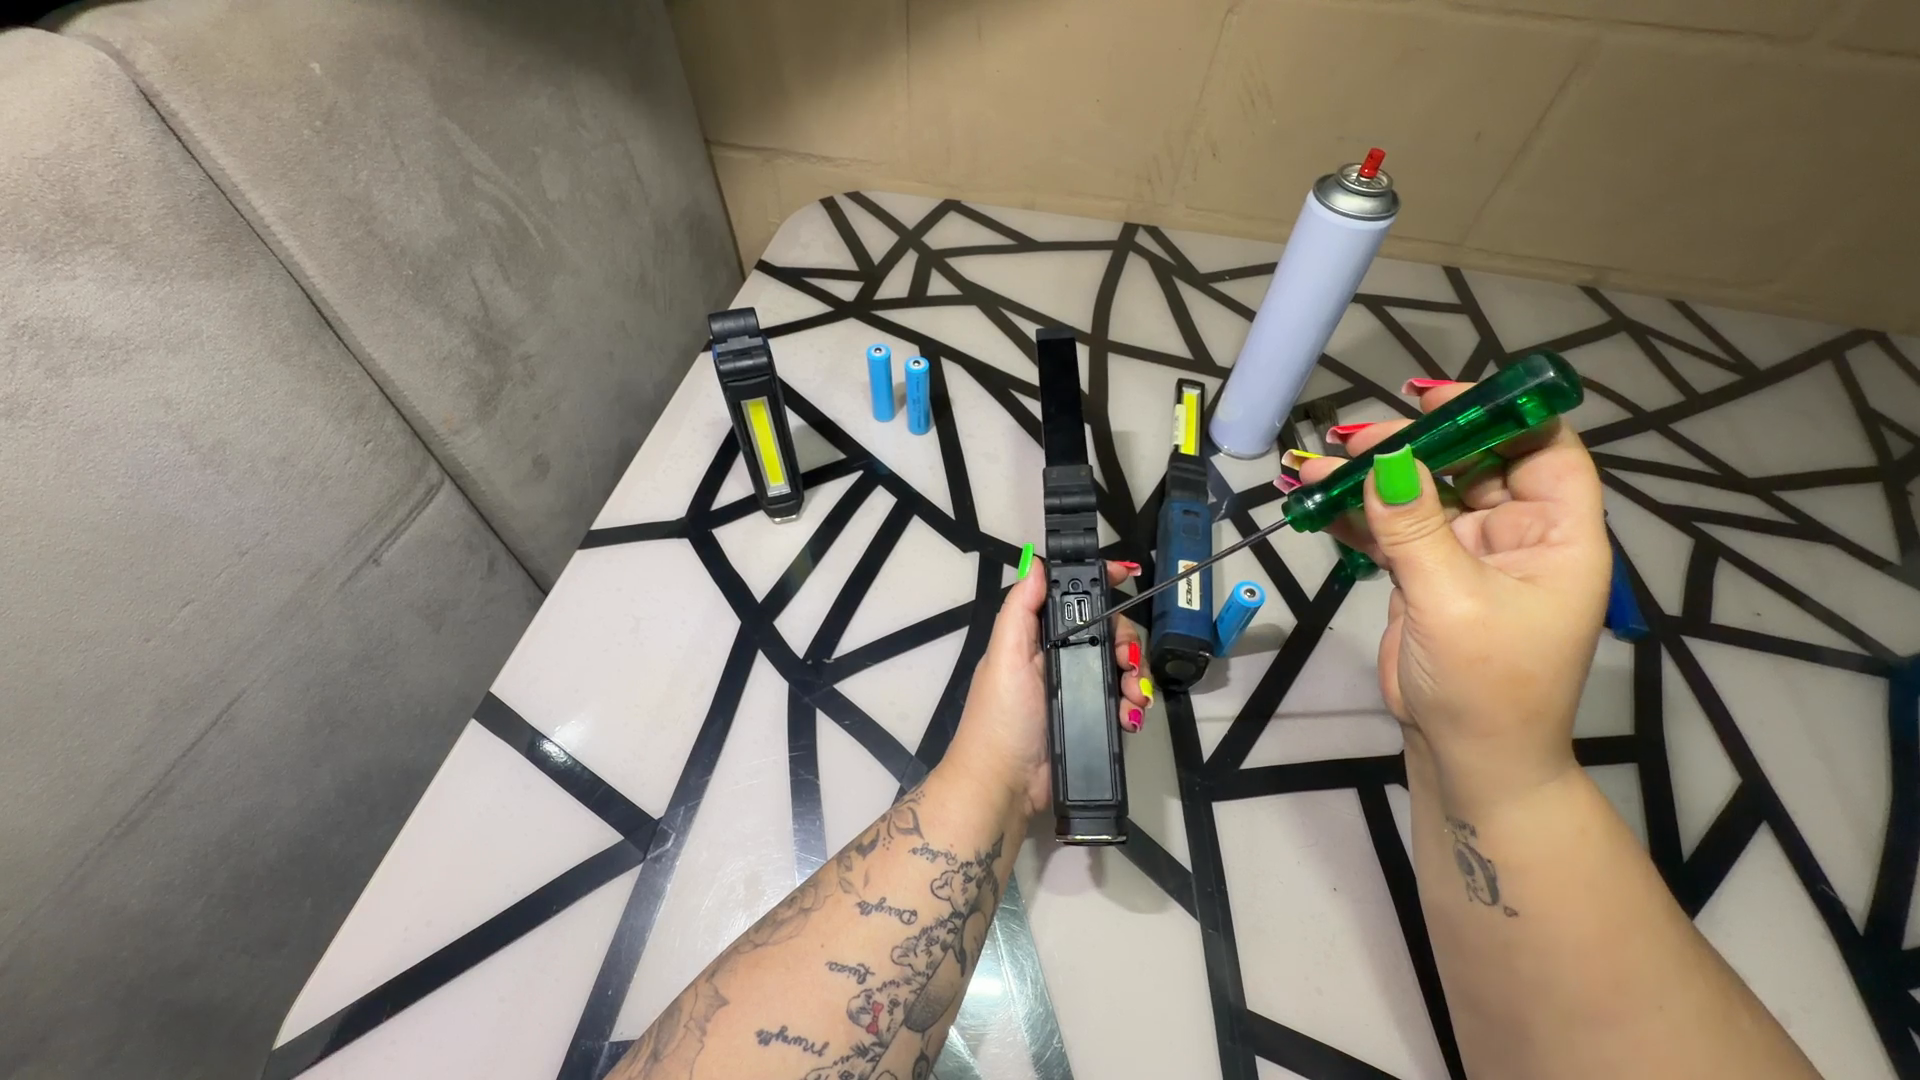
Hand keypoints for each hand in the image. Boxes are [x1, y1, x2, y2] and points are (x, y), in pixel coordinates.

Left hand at [944, 559, 1148, 816]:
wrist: (1006, 783)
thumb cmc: (1002, 716)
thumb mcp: (1005, 656)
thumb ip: (1021, 609)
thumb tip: (1035, 562)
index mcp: (1038, 638)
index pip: (1074, 601)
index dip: (1101, 585)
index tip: (1126, 576)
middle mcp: (1059, 659)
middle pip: (1108, 633)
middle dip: (1128, 642)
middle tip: (1128, 662)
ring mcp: (1079, 690)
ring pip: (1123, 667)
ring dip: (1137, 677)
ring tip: (1135, 697)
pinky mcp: (1094, 719)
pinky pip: (1125, 701)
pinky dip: (1135, 704)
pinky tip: (1132, 715)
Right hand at [1297, 382, 1611, 813]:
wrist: (1464, 753)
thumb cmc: (1488, 683)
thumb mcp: (1452, 601)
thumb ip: (1416, 529)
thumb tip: (1383, 461)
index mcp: (1556, 534)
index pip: (1540, 447)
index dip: (1495, 412)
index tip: (1434, 398)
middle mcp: (1515, 533)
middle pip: (1466, 463)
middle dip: (1410, 446)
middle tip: (1350, 440)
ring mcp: (1464, 554)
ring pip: (1418, 495)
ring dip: (1368, 479)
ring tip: (1312, 465)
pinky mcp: (1423, 574)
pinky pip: (1389, 529)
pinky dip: (1352, 514)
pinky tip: (1312, 500)